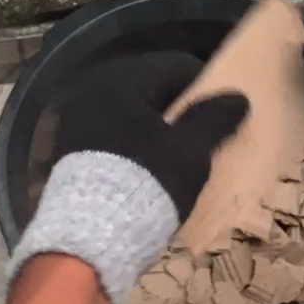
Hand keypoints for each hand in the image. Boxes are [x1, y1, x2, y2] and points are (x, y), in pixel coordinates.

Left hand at [9, 52, 248, 303]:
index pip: (175, 66)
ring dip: (153, 123)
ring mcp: (76, 119)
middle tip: (202, 131)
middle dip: (176, 105)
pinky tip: (145, 165)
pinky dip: (130, 140)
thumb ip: (213, 119)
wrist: (88, 237)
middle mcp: (93, 89)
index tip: (222, 110)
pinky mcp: (67, 147)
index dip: (204, 84)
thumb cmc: (145, 183)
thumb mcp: (190, 151)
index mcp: (123, 79)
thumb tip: (236, 96)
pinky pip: (109, 132)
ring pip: (128, 110)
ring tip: (176, 151)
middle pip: (149, 86)